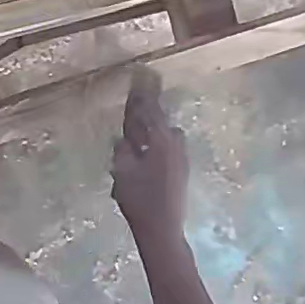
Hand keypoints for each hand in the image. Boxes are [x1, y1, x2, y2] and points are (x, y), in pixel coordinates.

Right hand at [112, 68, 187, 241]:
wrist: (163, 229)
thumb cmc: (139, 200)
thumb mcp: (122, 172)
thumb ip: (123, 150)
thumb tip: (124, 139)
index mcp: (160, 140)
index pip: (150, 109)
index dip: (143, 92)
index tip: (142, 73)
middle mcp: (175, 144)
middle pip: (160, 120)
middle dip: (147, 113)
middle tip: (135, 106)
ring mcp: (182, 158)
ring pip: (165, 135)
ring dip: (153, 131)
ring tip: (137, 135)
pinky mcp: (182, 170)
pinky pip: (168, 148)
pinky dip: (157, 145)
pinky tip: (146, 155)